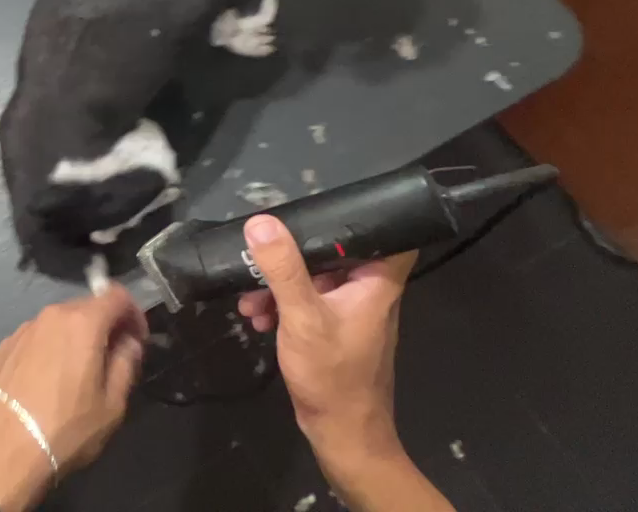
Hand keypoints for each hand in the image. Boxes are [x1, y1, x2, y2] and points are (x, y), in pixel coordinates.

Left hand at [0, 285, 149, 472]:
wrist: (6, 447)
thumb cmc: (67, 427)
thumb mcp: (112, 404)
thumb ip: (126, 364)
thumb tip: (129, 342)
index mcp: (83, 323)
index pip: (117, 295)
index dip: (134, 313)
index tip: (138, 340)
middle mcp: (52, 314)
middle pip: (88, 306)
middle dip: (106, 326)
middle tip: (113, 359)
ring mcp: (25, 327)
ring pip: (62, 320)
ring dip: (78, 336)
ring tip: (80, 372)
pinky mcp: (7, 343)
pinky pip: (39, 335)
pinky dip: (52, 346)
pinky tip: (50, 378)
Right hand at [235, 215, 415, 458]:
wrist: (341, 435)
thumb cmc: (333, 375)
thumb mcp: (303, 317)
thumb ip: (283, 269)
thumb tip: (261, 221)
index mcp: (376, 283)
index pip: (388, 233)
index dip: (363, 214)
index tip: (326, 201)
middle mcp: (368, 291)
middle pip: (334, 251)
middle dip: (292, 252)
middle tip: (261, 252)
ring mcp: (350, 310)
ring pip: (314, 276)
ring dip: (280, 280)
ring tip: (249, 296)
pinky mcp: (332, 327)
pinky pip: (306, 299)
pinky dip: (282, 302)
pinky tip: (258, 315)